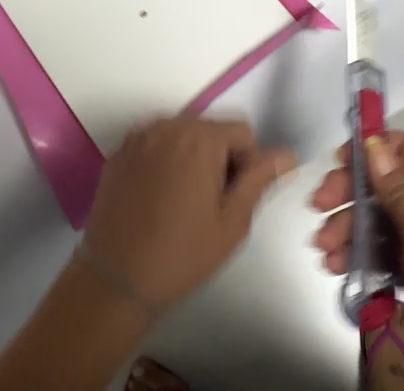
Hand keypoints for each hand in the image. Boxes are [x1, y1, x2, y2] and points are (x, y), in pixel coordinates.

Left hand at [83, 115, 295, 311]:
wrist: (116, 277)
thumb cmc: (183, 252)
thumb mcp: (233, 221)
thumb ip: (260, 179)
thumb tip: (287, 153)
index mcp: (201, 138)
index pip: (242, 131)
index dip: (247, 163)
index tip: (235, 197)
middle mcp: (168, 125)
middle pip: (209, 129)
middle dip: (219, 157)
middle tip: (211, 203)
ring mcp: (139, 137)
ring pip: (181, 135)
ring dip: (191, 157)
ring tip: (183, 202)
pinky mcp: (119, 152)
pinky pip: (153, 144)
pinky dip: (163, 161)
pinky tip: (157, 198)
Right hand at [312, 133, 403, 390]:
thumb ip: (397, 189)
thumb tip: (373, 143)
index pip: (401, 148)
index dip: (368, 149)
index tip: (336, 162)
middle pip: (378, 184)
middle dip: (346, 193)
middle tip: (317, 208)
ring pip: (371, 218)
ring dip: (345, 229)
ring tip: (325, 251)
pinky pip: (375, 250)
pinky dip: (355, 255)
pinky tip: (337, 266)